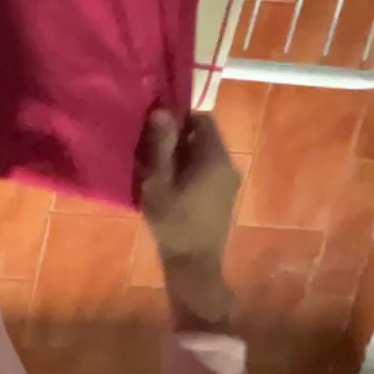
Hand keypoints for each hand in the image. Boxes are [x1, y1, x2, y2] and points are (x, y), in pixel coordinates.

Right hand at [139, 110, 238, 329]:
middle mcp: (228, 165)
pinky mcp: (222, 194)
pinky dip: (186, 167)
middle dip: (175, 136)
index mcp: (215, 158)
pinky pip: (204, 168)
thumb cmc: (173, 220)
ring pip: (202, 153)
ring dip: (179, 153)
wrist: (194, 262)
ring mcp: (228, 181)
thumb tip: (161, 111)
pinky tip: (165, 181)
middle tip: (145, 146)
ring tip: (151, 164)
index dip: (177, 118)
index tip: (152, 127)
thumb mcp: (158, 181)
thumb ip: (161, 146)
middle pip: (203, 136)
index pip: (202, 120)